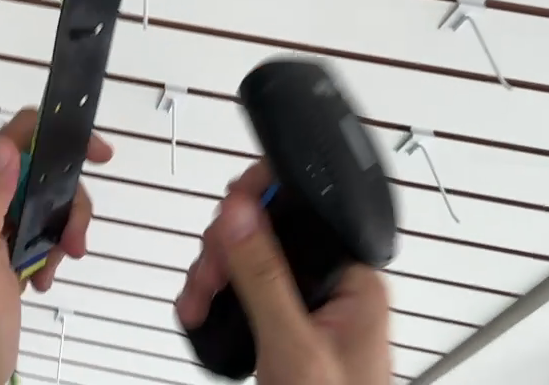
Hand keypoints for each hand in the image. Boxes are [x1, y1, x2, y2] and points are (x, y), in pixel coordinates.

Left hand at [0, 108, 112, 384]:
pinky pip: (37, 230)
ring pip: (43, 201)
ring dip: (60, 232)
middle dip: (66, 204)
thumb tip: (5, 147)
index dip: (62, 135)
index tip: (102, 156)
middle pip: (40, 170)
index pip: (19, 137)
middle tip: (75, 246)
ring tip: (53, 270)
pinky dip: (49, 252)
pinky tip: (41, 280)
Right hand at [175, 163, 390, 384]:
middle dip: (223, 249)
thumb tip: (241, 208)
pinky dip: (214, 294)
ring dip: (212, 274)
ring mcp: (306, 306)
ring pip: (246, 258)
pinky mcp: (284, 325)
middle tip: (206, 277)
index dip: (257, 200)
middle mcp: (331, 286)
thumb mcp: (293, 349)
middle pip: (264, 231)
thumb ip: (264, 276)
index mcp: (352, 281)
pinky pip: (241, 287)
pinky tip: (198, 309)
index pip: (301, 208)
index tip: (224, 215)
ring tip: (196, 301)